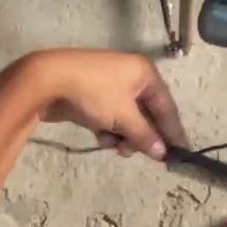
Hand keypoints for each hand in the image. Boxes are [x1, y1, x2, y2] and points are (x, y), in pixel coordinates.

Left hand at [13, 50, 187, 159]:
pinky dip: (107, 128)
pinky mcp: (90, 93)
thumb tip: (163, 153)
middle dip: (141, 135)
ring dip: (123, 134)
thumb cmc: (94, 93)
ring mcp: (108, 83)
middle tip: (137, 153)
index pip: (166, 106)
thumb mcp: (123, 116)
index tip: (180, 153)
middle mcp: (130, 75)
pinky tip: (100, 137)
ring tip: (116, 147)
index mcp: (144, 72)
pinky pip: (108, 115)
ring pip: (126, 116)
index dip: (172, 131)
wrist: (46, 80)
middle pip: (146, 112)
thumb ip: (145, 135)